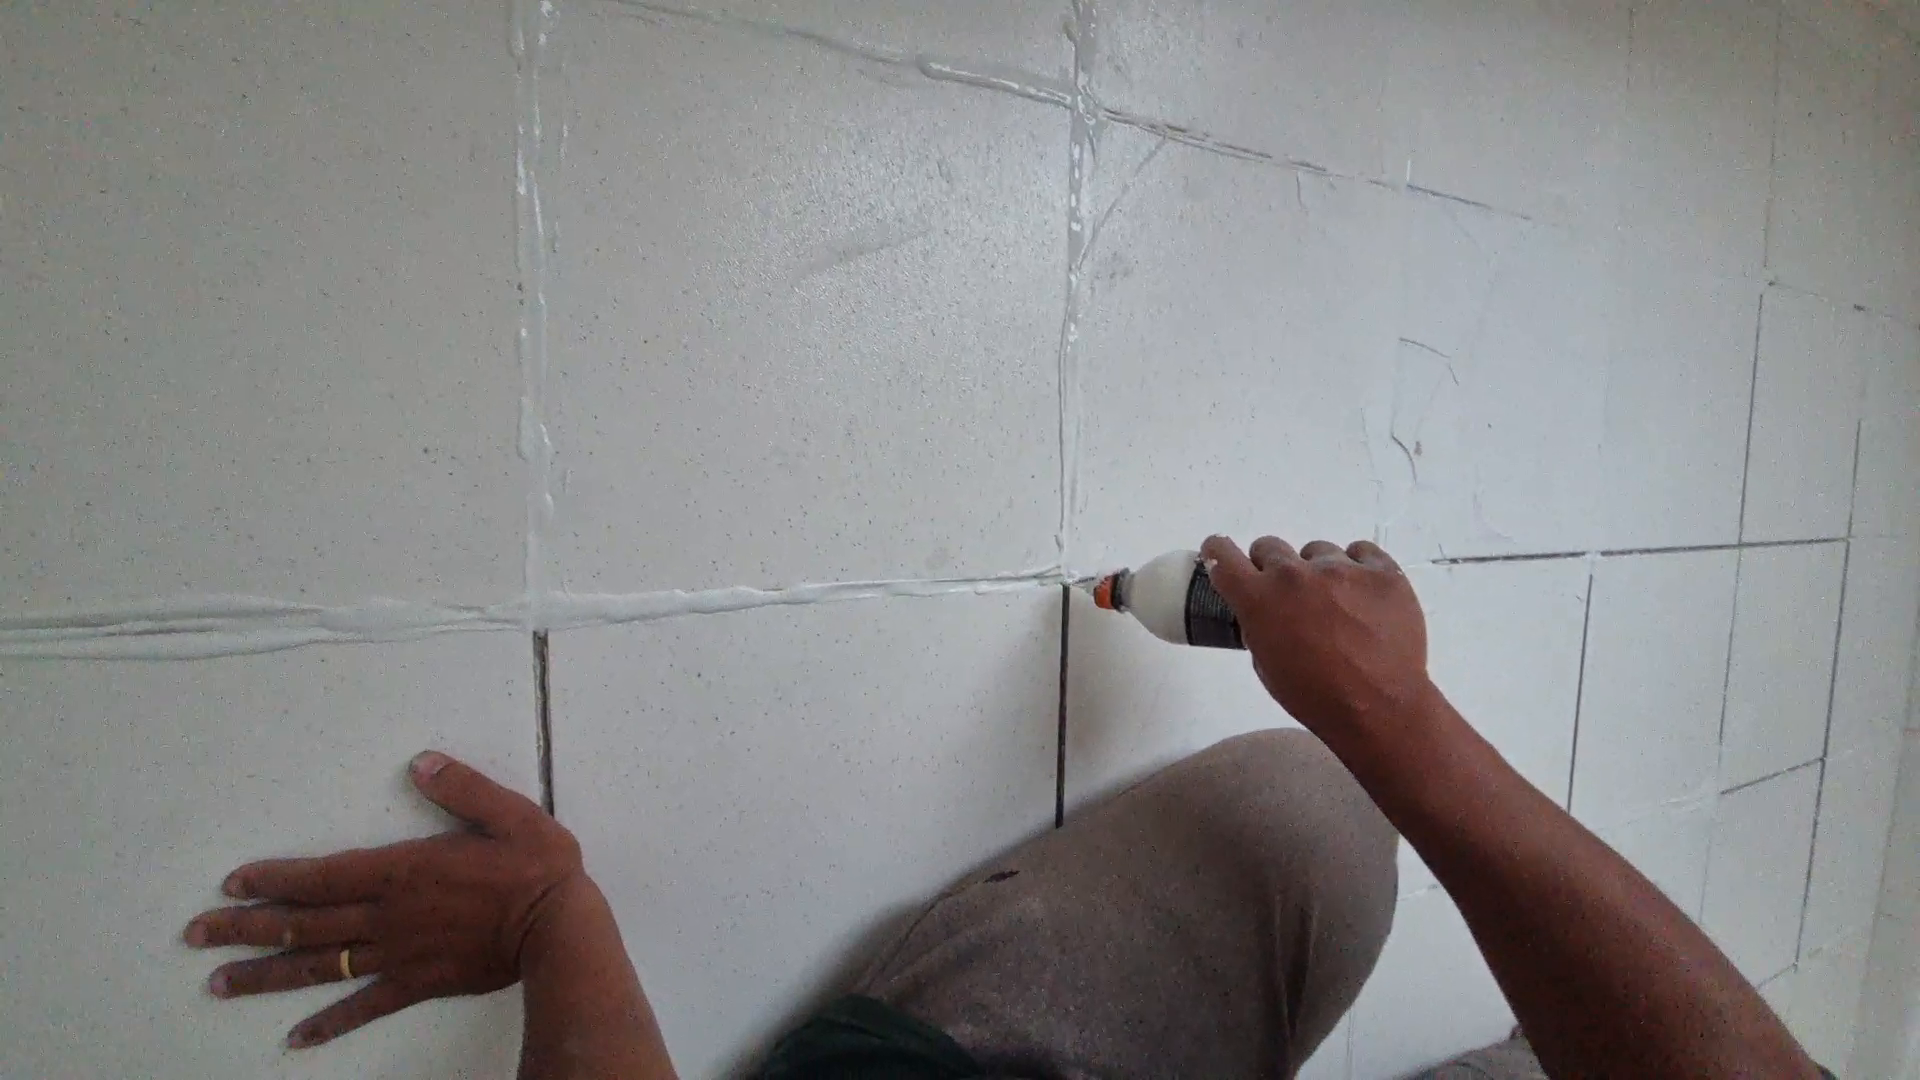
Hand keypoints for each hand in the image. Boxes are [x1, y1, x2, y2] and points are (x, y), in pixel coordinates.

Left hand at [183, 751, 585, 1049]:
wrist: (558, 925)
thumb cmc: (537, 864)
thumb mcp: (511, 813)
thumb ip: (464, 789)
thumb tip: (420, 763)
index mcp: (407, 870)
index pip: (326, 876)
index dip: (276, 879)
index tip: (233, 883)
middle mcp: (389, 915)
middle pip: (306, 923)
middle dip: (246, 927)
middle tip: (195, 935)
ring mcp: (398, 954)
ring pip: (319, 966)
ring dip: (265, 974)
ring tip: (217, 982)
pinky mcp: (418, 982)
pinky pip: (363, 1006)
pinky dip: (328, 1023)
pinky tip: (296, 1038)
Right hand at [1200, 535, 1432, 737]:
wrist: (1379, 709)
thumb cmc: (1313, 695)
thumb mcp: (1264, 663)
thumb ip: (1256, 624)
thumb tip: (1264, 608)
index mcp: (1258, 598)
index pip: (1221, 554)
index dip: (1218, 551)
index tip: (1221, 555)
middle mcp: (1293, 574)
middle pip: (1269, 546)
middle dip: (1271, 568)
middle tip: (1288, 595)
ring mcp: (1341, 569)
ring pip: (1317, 551)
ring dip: (1316, 571)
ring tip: (1336, 602)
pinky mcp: (1383, 573)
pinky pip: (1362, 551)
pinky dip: (1358, 567)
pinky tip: (1362, 593)